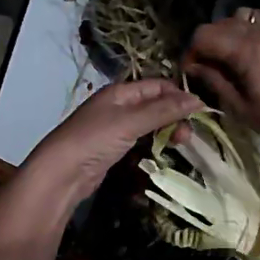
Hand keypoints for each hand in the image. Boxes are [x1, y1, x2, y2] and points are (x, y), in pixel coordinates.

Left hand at [23, 79, 202, 203]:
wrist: (61, 173)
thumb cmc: (94, 140)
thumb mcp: (130, 121)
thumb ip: (163, 111)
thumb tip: (197, 99)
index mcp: (119, 92)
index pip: (156, 86)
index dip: (178, 96)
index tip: (198, 112)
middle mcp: (117, 107)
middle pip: (154, 106)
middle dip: (174, 117)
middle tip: (186, 137)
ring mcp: (114, 129)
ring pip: (148, 126)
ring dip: (165, 133)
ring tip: (178, 145)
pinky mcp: (113, 150)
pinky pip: (139, 143)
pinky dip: (152, 147)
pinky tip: (161, 155)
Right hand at [182, 9, 259, 156]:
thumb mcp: (240, 107)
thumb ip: (214, 80)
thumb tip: (193, 66)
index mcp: (251, 52)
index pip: (205, 35)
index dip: (192, 51)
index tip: (191, 69)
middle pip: (222, 23)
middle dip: (209, 42)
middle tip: (208, 66)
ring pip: (243, 17)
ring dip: (230, 33)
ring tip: (232, 57)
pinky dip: (251, 33)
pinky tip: (255, 56)